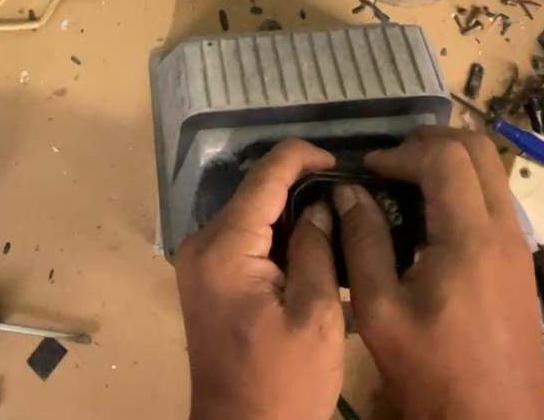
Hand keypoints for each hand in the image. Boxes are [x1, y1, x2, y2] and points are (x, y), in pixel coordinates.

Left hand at [176, 139, 343, 419]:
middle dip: (297, 187)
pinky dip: (273, 235)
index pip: (263, 178)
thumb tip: (320, 205)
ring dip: (287, 212)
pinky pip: (241, 239)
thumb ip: (316, 250)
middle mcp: (202, 243)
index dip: (300, 158)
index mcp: (225, 247)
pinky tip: (308, 243)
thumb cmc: (283, 385)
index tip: (338, 159)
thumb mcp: (316, 317)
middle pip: (253, 194)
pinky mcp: (205, 278)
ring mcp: (199, 261)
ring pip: (248, 215)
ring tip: (334, 214)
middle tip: (344, 191)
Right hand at [337, 127, 543, 419]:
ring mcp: (518, 247)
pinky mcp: (519, 263)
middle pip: (478, 149)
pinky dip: (460, 185)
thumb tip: (349, 189)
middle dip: (429, 142)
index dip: (401, 152)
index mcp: (470, 239)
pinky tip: (425, 215)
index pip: (444, 158)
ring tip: (402, 182)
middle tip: (389, 162)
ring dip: (447, 161)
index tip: (367, 169)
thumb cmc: (433, 372)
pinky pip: (493, 198)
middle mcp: (504, 232)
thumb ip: (362, 241)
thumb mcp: (379, 309)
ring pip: (491, 171)